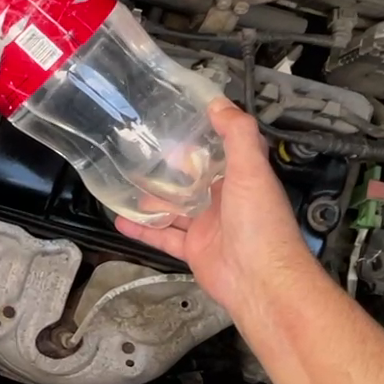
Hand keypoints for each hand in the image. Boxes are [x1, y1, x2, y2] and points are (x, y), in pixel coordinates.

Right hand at [116, 98, 321, 318]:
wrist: (259, 279)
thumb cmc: (261, 225)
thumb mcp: (251, 170)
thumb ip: (237, 135)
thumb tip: (220, 104)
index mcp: (241, 180)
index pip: (218, 155)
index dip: (196, 142)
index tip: (171, 128)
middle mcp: (225, 202)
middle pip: (190, 183)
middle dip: (166, 173)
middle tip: (137, 159)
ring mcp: (207, 227)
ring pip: (173, 210)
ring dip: (150, 202)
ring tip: (125, 189)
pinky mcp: (193, 249)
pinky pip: (163, 237)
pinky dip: (142, 230)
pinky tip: (122, 221)